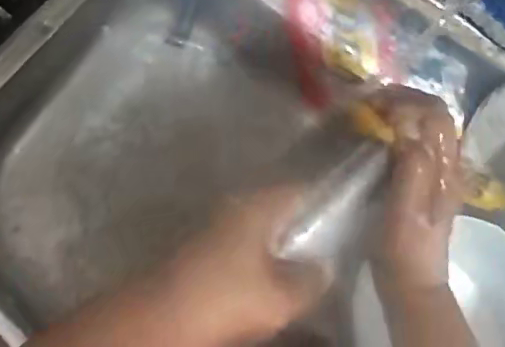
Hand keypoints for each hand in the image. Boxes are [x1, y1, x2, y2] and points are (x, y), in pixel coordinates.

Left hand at [158, 184, 331, 344]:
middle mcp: (236, 204)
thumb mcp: (278, 299)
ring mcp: (216, 223)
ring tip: (298, 261)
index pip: (296, 190)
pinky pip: (240, 242)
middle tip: (324, 240)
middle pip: (275, 206)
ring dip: (275, 240)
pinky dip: (256, 253)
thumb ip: (308, 283)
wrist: (163, 315)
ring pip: (256, 225)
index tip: (341, 207)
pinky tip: (266, 274)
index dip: (320, 197)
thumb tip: (326, 267)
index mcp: (257, 205)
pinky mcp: (202, 246)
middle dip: (297, 221)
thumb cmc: (226, 296)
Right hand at [370, 88, 464, 291]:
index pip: (434, 112)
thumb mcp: (405, 208)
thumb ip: (412, 166)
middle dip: (405, 97)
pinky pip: (423, 136)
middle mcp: (449, 163)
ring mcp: (443, 170)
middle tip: (373, 102)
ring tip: (376, 111)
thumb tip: (407, 126)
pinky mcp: (431, 178)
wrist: (412, 284)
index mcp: (444, 167)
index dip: (404, 100)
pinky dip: (404, 123)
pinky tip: (384, 132)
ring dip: (405, 107)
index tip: (374, 105)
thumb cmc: (403, 246)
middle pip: (436, 111)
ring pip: (431, 121)